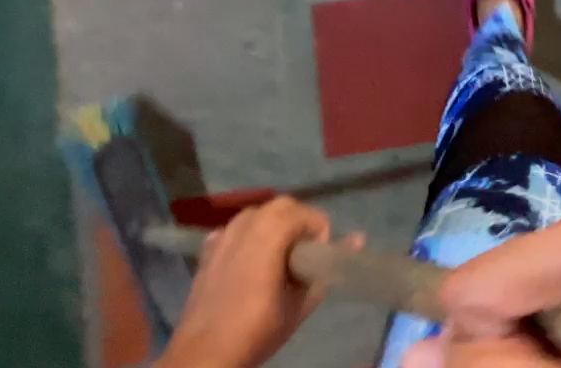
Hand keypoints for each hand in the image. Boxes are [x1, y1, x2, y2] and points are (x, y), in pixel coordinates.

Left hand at [156, 196, 351, 367]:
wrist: (202, 359)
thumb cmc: (257, 328)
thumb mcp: (303, 302)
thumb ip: (330, 266)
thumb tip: (359, 236)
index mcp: (273, 229)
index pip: (313, 217)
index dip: (320, 240)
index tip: (312, 267)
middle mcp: (248, 223)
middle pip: (285, 208)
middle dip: (298, 226)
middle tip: (299, 260)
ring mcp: (223, 236)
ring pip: (258, 215)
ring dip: (271, 229)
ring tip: (273, 260)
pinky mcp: (205, 253)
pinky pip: (233, 232)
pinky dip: (244, 239)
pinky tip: (245, 263)